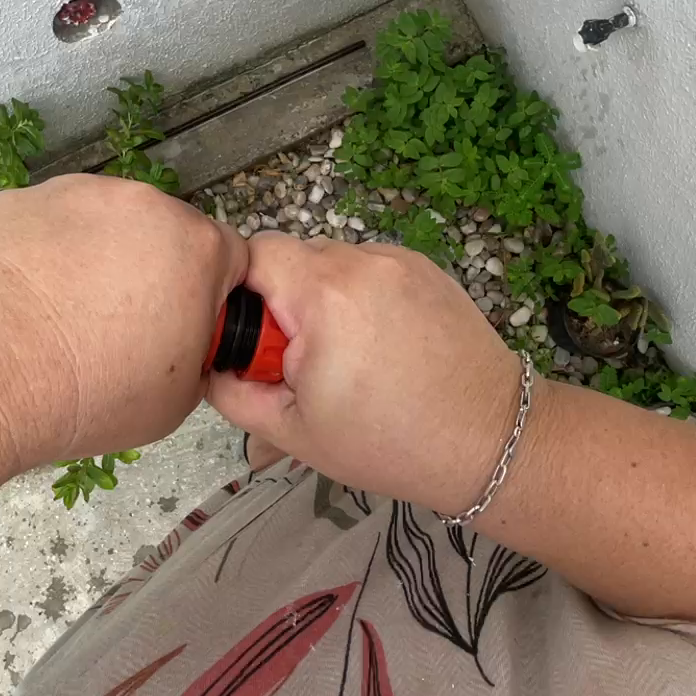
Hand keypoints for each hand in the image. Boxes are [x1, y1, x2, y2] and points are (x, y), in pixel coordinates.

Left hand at [0, 174, 247, 469]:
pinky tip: (22, 298)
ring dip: (99, 259)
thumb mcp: (175, 401)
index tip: (181, 327)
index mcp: (197, 247)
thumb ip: (198, 354)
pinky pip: (51, 225)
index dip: (209, 297)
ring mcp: (78, 194)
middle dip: (155, 273)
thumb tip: (180, 338)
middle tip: (120, 327)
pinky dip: (46, 254)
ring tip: (61, 315)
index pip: (231, 259)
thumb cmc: (84, 391)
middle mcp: (145, 205)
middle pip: (168, 234)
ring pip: (108, 225)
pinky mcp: (20, 197)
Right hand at [207, 233, 523, 512]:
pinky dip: (359, 293)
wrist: (488, 438)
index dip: (239, 291)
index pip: (252, 253)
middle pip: (292, 256)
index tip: (252, 338)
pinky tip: (380, 340)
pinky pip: (369, 267)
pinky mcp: (425, 266)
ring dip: (321, 295)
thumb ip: (232, 390)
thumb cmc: (386, 442)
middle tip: (300, 358)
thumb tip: (206, 364)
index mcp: (323, 295)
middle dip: (282, 298)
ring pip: (331, 261)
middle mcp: (361, 260)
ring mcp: (398, 259)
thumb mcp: (292, 432)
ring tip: (346, 352)